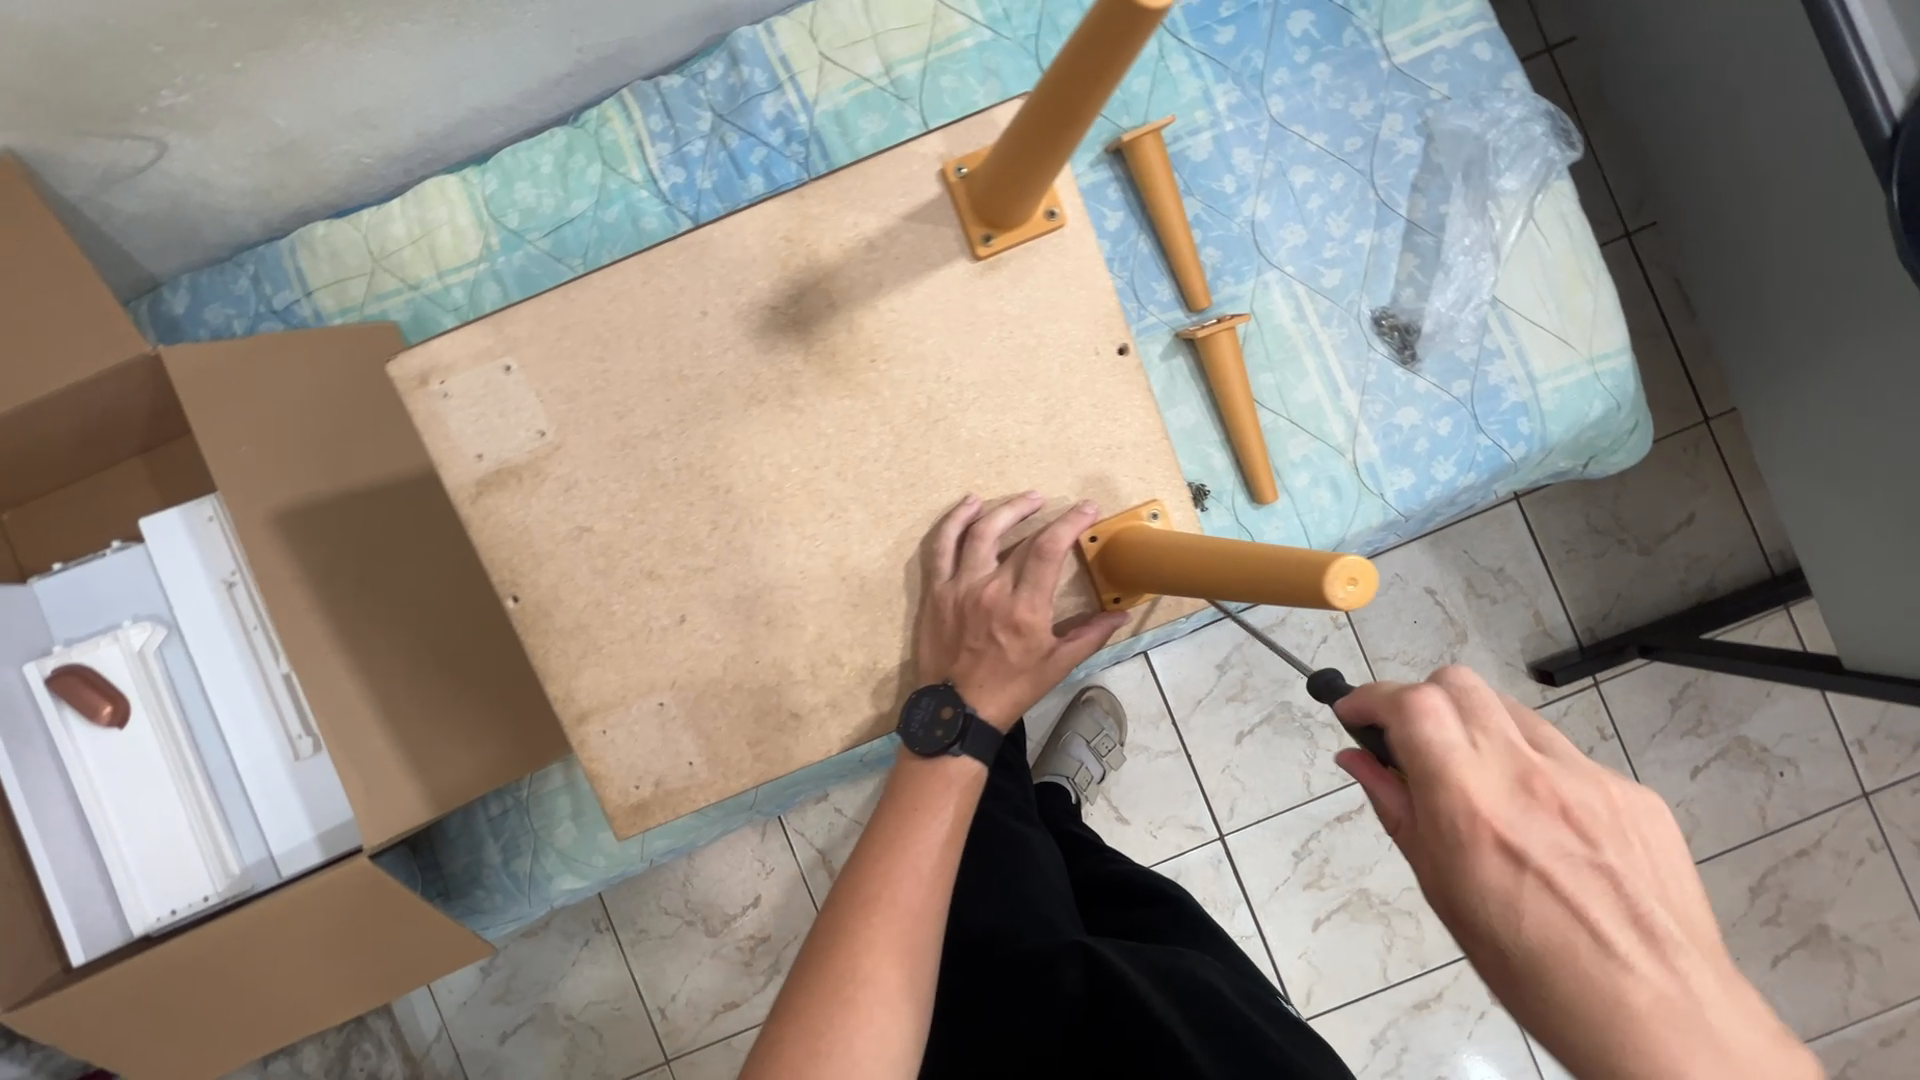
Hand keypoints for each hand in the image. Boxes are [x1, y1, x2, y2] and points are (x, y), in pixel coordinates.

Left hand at [914, 493, 1129, 730]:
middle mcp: (990, 590)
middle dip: (1042, 514)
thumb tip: (1120, 615)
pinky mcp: (936, 592)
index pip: (1049, 549)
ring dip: (1003, 509)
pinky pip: (941, 546)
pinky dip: (954, 521)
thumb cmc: (1010, 689)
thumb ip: (1090, 635)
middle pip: (1018, 537)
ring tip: (1024, 499)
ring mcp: (959, 587)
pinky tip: (970, 505)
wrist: (956, 713)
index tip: (1085, 509)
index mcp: (1025, 608)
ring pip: (979, 532)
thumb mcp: (1057, 665)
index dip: (1070, 522)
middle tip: (1056, 504)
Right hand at [1334, 667, 1819, 1079]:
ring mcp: (1587, 777)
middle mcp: (1526, 772)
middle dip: (1421, 698)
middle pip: (1458, 684)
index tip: (1354, 710)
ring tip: (1478, 780)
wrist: (1658, 1016)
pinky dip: (1534, 765)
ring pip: (1511, 711)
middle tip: (1411, 740)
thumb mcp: (1439, 885)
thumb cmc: (1528, 964)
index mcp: (1469, 800)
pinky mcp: (1633, 793)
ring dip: (1477, 726)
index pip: (1411, 703)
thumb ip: (1396, 807)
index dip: (1371, 695)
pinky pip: (1566, 754)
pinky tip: (1543, 820)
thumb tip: (1358, 759)